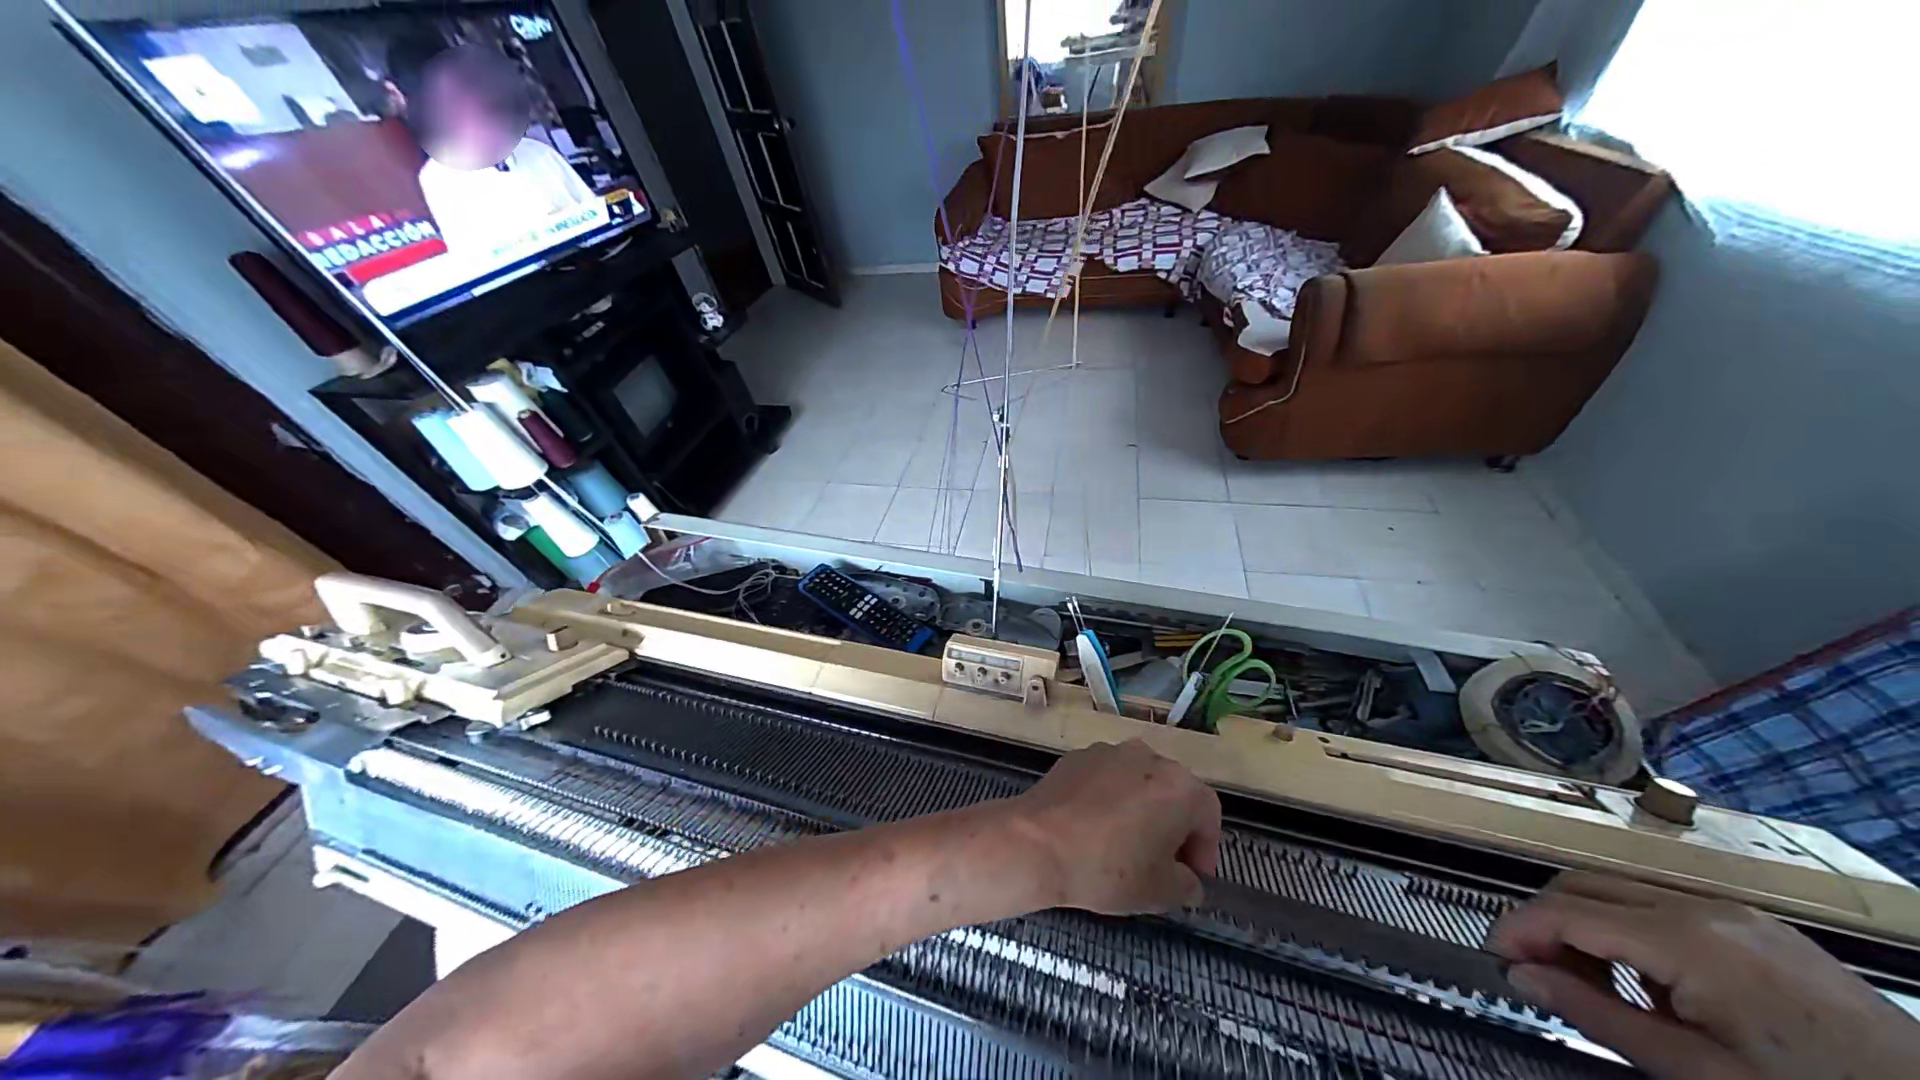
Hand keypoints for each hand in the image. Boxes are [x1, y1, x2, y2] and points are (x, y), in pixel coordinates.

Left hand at [999, 739, 1221, 915]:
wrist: (1035, 843)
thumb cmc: (1107, 868)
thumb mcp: (1161, 891)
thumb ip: (1187, 884)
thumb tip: (1187, 879)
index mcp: (1179, 785)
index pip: (1208, 814)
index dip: (1205, 849)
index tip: (1191, 877)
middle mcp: (1147, 757)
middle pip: (1174, 793)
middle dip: (1174, 828)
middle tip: (1161, 864)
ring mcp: (1108, 752)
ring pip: (1138, 783)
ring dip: (1140, 810)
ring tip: (1124, 846)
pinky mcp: (1076, 756)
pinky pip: (1106, 779)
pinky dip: (1108, 800)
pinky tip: (1092, 829)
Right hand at [1487, 871, 1919, 1079]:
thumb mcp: (1701, 1073)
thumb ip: (1599, 1016)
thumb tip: (1523, 978)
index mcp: (1685, 938)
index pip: (1563, 911)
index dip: (1516, 931)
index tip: (1495, 961)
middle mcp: (1701, 906)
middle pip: (1581, 886)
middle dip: (1542, 922)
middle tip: (1534, 973)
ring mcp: (1733, 911)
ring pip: (1616, 890)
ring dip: (1582, 925)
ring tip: (1592, 986)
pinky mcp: (1756, 925)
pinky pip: (1661, 906)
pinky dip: (1627, 930)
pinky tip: (1646, 982)